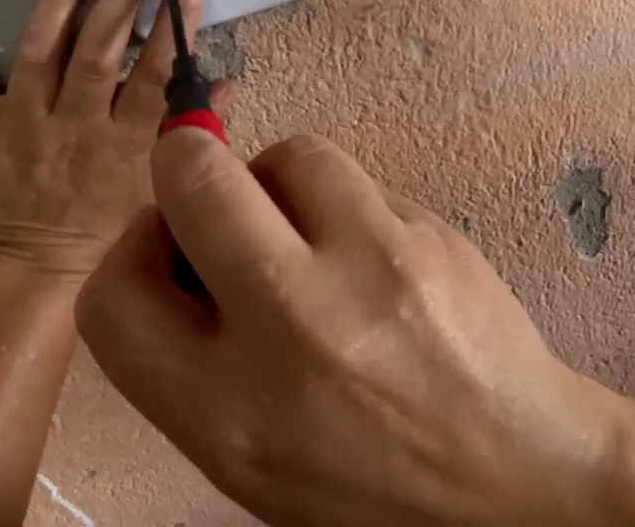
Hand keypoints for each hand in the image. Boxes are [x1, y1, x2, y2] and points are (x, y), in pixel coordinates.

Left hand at [0, 0, 205, 273]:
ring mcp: (18, 125)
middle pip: (97, 59)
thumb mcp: (164, 181)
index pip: (154, 75)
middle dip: (116, 3)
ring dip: (55, 3)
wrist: (44, 267)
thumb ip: (192, 128)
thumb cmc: (114, 221)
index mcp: (124, 141)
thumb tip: (227, 80)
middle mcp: (72, 127)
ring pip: (37, 57)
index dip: (172, 26)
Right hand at [76, 130, 632, 525]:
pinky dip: (349, 202)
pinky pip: (362, 180)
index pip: (112, 296)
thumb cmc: (373, 482)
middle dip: (188, 165)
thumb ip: (194, 361)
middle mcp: (292, 328)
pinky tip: (375, 250)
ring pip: (288, 153)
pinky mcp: (432, 233)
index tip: (168, 246)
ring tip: (309, 222)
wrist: (522, 481)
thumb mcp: (253, 456)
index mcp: (226, 414)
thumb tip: (178, 245)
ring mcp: (372, 267)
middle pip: (192, 177)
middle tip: (215, 191)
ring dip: (280, 177)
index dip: (130, 253)